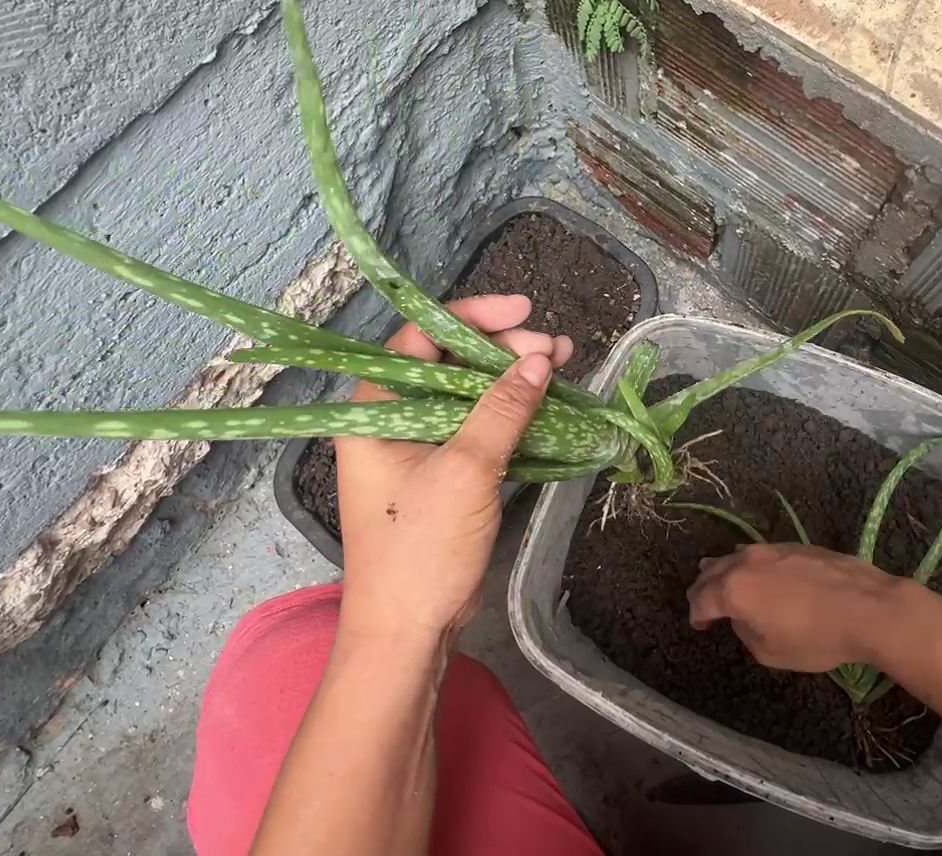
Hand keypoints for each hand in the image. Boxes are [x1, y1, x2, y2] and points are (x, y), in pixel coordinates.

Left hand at [332, 295, 572, 642]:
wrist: (409, 632)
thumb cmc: (420, 548)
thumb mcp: (466, 471)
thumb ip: (503, 410)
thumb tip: (540, 358)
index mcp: (375, 409)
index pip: (420, 338)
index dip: (472, 316)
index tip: (523, 310)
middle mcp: (394, 419)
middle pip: (451, 362)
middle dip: (503, 349)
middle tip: (553, 350)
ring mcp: (423, 446)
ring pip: (472, 392)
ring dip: (516, 378)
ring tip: (565, 362)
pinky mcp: (448, 471)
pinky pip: (483, 425)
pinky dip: (516, 411)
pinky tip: (552, 400)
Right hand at [687, 543, 905, 671]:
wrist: (866, 607)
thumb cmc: (815, 637)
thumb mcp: (770, 652)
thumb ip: (746, 632)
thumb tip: (743, 616)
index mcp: (733, 590)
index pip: (702, 599)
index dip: (696, 613)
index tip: (698, 623)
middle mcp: (746, 562)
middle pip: (713, 571)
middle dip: (703, 587)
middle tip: (700, 600)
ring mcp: (771, 549)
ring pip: (735, 556)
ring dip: (722, 568)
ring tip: (715, 574)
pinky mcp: (794, 545)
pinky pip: (759, 552)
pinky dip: (748, 562)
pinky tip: (753, 567)